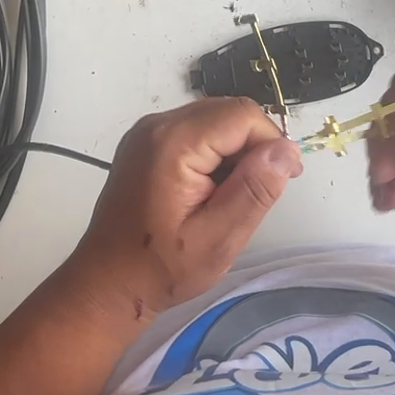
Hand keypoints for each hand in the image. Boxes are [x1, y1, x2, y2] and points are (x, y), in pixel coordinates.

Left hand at [57, 98, 302, 326]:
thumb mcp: (218, 238)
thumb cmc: (161, 268)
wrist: (108, 282)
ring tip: (230, 196)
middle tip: (256, 194)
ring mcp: (146, 132)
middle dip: (253, 146)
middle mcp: (157, 125)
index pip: (242, 115)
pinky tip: (209, 190)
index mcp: (173, 143)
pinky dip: (213, 153)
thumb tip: (286, 150)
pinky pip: (194, 131)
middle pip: (227, 112)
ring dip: (234, 150)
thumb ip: (254, 190)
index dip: (271, 142)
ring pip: (213, 119)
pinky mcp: (144, 143)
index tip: (282, 181)